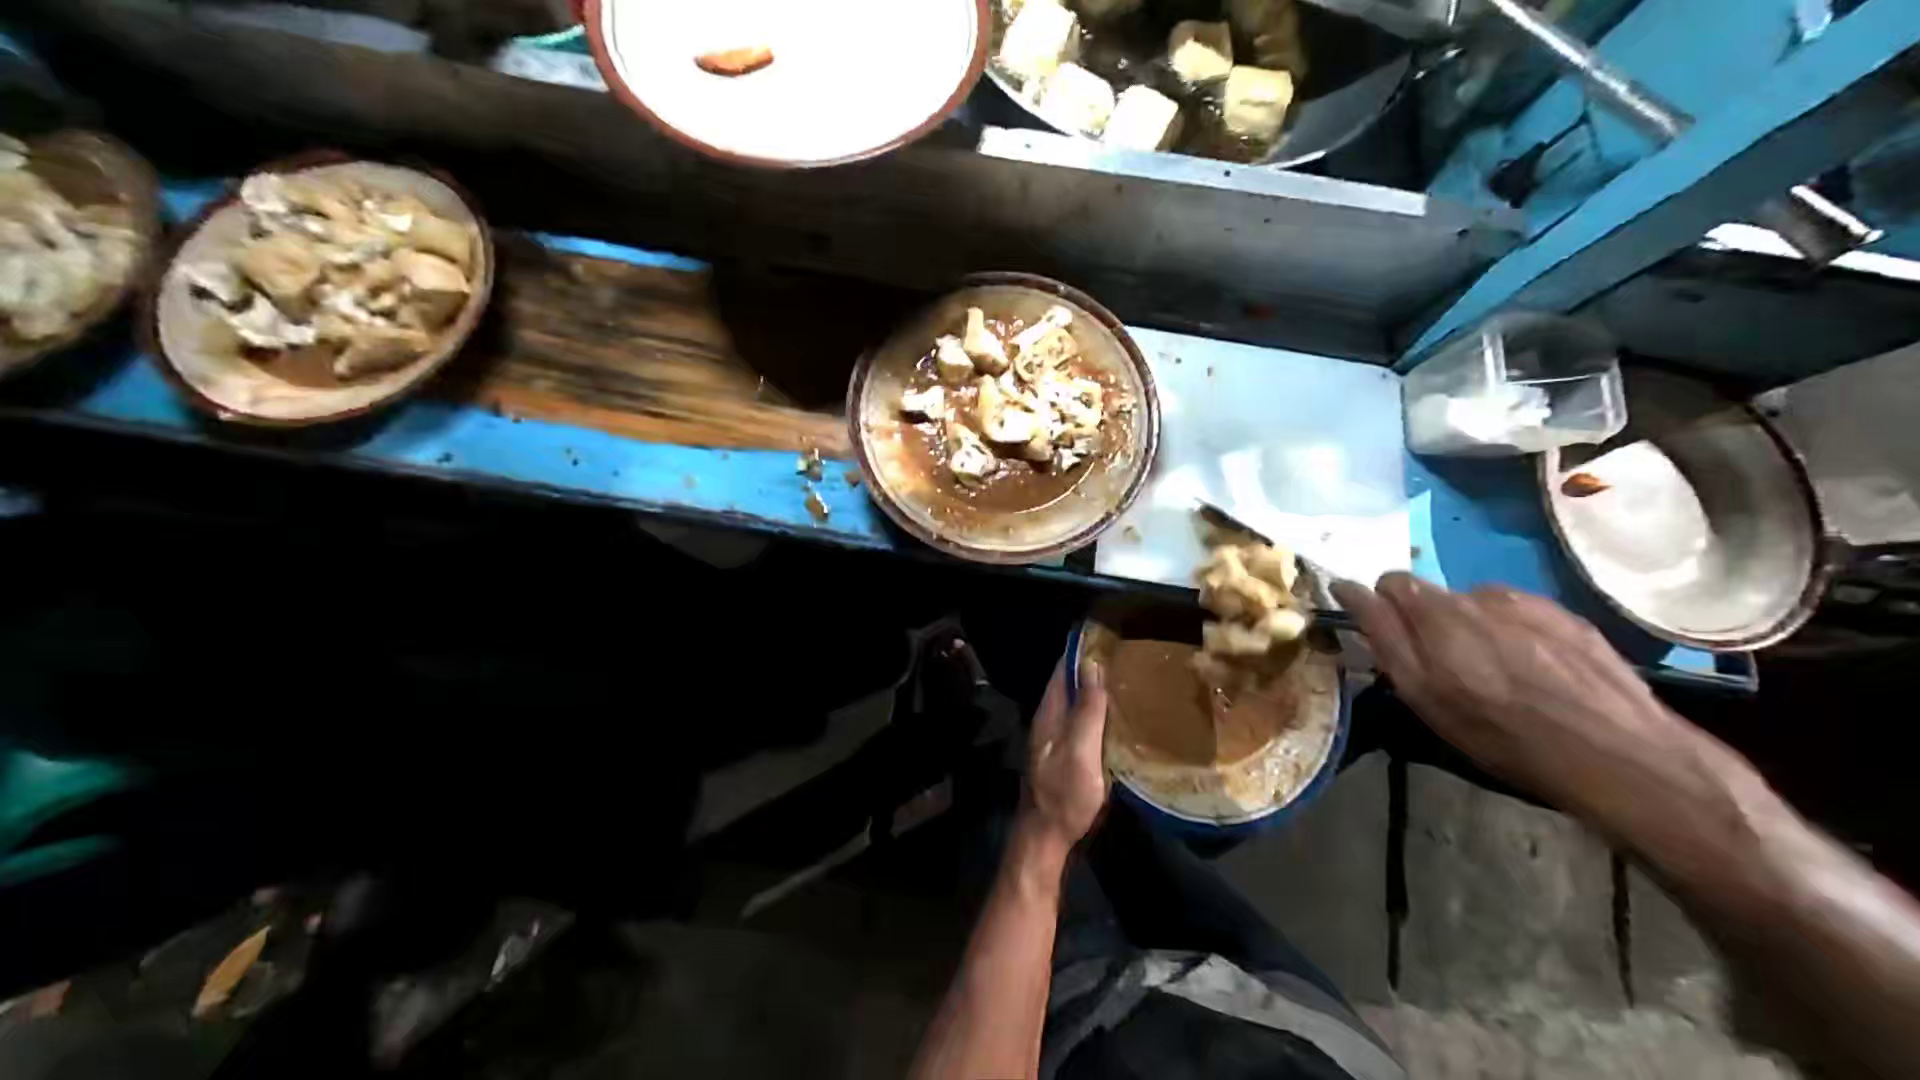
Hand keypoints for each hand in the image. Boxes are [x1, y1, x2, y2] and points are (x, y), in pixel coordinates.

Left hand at [1018, 656, 1110, 854]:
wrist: (1048, 835)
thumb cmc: (1065, 793)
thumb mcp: (1081, 750)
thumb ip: (1086, 709)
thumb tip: (1092, 664)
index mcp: (1049, 713)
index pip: (1063, 669)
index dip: (1082, 651)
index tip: (1108, 636)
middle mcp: (1050, 719)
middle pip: (1070, 683)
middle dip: (1093, 667)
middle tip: (1128, 655)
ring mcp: (1057, 737)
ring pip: (1077, 703)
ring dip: (1097, 690)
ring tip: (1129, 679)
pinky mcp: (1067, 753)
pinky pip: (1083, 721)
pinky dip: (1099, 712)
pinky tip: (1120, 715)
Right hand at [1332, 573, 1715, 835]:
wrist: (1617, 753)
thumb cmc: (1499, 732)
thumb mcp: (1423, 694)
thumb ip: (1384, 635)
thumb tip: (1349, 590)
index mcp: (1434, 613)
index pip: (1387, 584)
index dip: (1375, 603)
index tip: (1374, 627)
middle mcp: (1474, 597)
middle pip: (1430, 591)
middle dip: (1419, 616)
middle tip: (1435, 661)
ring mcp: (1524, 603)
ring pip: (1472, 602)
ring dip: (1465, 623)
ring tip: (1487, 668)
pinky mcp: (1564, 616)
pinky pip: (1516, 611)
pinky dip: (1507, 629)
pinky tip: (1528, 667)